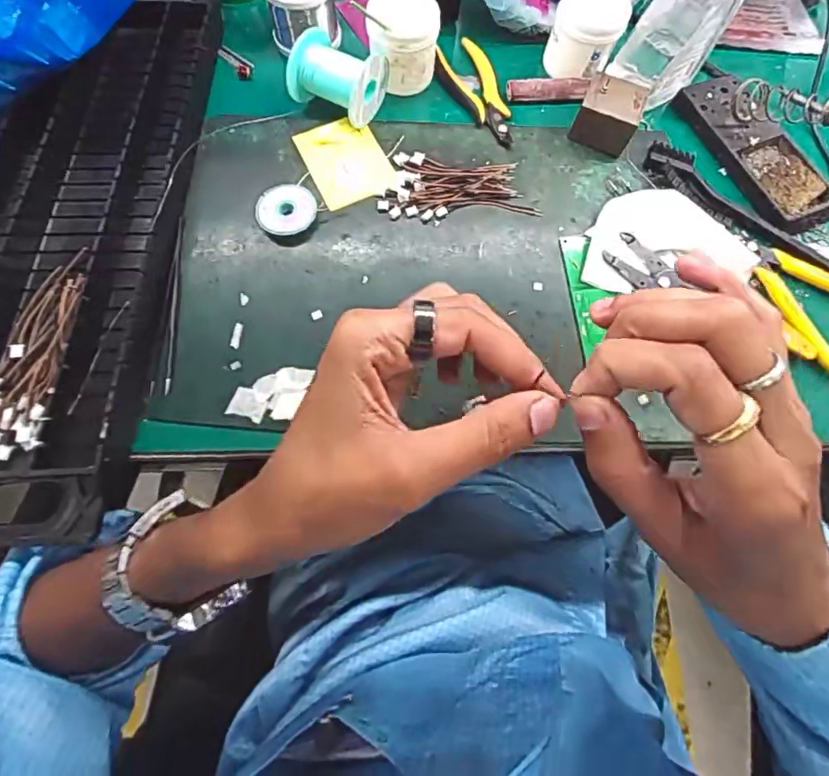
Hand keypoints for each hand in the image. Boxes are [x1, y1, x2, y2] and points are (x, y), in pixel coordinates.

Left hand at [202, 284, 563, 578]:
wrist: (280, 517)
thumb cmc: (334, 495)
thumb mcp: (416, 470)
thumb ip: (485, 435)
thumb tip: (546, 407)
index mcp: (370, 337)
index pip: (461, 322)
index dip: (512, 354)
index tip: (548, 395)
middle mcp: (371, 327)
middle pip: (455, 310)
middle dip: (501, 347)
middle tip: (533, 394)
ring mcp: (371, 343)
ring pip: (445, 323)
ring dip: (483, 349)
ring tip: (504, 389)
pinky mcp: (375, 364)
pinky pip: (429, 345)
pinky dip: (461, 359)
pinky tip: (467, 387)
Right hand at [568, 254, 828, 648]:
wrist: (795, 592)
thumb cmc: (724, 567)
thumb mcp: (656, 530)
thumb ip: (616, 463)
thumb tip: (584, 398)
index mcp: (753, 478)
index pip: (694, 378)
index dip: (625, 365)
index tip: (587, 388)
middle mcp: (787, 429)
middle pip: (728, 331)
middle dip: (651, 317)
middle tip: (602, 335)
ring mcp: (796, 404)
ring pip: (748, 317)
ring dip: (675, 298)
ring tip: (618, 311)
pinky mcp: (789, 390)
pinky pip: (765, 322)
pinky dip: (724, 286)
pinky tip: (686, 267)